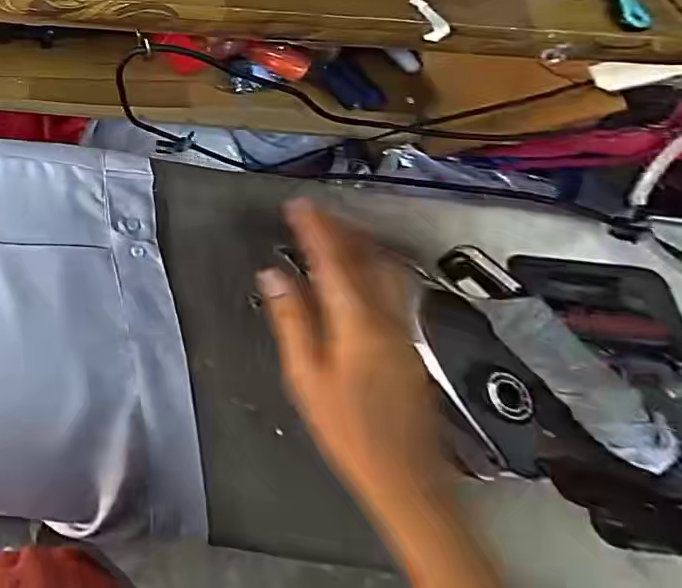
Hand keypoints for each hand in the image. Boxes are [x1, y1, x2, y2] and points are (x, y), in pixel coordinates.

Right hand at [259, 198, 451, 508]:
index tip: (299, 206)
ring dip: (358, 241)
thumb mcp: (306, 377)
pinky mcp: (408, 340)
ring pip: (381, 267)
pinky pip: (389, 283)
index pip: (332, 258)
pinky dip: (370, 262)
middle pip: (363, 255)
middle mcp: (384, 315)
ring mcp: (401, 326)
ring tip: (336, 228)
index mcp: (355, 319)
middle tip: (315, 210)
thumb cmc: (350, 430)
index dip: (314, 227)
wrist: (405, 475)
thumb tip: (273, 278)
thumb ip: (291, 320)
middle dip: (338, 227)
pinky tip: (360, 267)